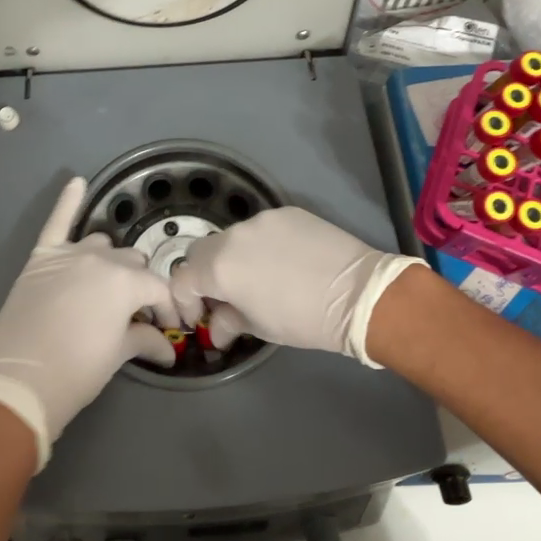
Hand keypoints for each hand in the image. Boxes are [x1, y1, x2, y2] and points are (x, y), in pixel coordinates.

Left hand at [0, 178, 177, 470]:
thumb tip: (168, 350)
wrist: (19, 383)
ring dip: (112, 261)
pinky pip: (57, 222)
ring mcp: (69, 255)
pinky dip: (67, 201)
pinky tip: (76, 182)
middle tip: (137, 315)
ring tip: (110, 286)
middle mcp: (100, 259)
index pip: (158, 288)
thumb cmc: (76, 372)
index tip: (171, 328)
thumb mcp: (117, 356)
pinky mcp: (41, 259)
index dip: (168, 309)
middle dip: (140, 286)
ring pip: (102, 245)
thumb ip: (144, 340)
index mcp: (126, 282)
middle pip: (131, 263)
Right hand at [169, 206, 420, 367]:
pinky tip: (286, 261)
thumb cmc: (303, 319)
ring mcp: (261, 220)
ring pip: (234, 237)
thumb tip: (218, 328)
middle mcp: (233, 236)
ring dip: (235, 257)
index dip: (186, 302)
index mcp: (219, 267)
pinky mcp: (286, 212)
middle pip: (202, 251)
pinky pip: (263, 228)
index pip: (183, 280)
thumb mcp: (260, 328)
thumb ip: (229, 322)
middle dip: (205, 274)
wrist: (357, 293)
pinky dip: (264, 244)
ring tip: (259, 277)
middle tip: (225, 296)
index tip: (200, 317)